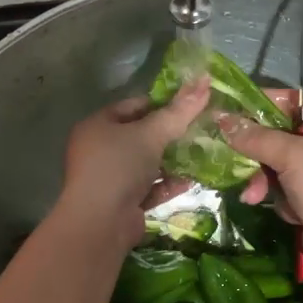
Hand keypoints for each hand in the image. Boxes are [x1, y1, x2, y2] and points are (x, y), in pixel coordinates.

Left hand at [56, 79, 210, 247]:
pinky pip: (148, 189)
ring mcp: (110, 179)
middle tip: (199, 131)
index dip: (161, 104)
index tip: (188, 107)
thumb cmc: (119, 166)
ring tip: (201, 155)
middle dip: (169, 136)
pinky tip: (190, 181)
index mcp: (97, 126)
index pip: (132, 107)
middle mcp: (100, 151)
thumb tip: (205, 81)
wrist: (100, 222)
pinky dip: (167, 184)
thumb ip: (179, 111)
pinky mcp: (122, 203)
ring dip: (171, 162)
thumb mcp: (151, 134)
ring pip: (146, 165)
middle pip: (140, 137)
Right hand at [217, 90, 302, 277]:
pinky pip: (282, 189)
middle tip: (232, 156)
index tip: (230, 110)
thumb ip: (257, 138)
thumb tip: (223, 119)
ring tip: (252, 195)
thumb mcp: (293, 157)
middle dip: (258, 152)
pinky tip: (271, 208)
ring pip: (276, 166)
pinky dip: (276, 197)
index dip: (262, 103)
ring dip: (263, 180)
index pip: (293, 102)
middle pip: (279, 136)